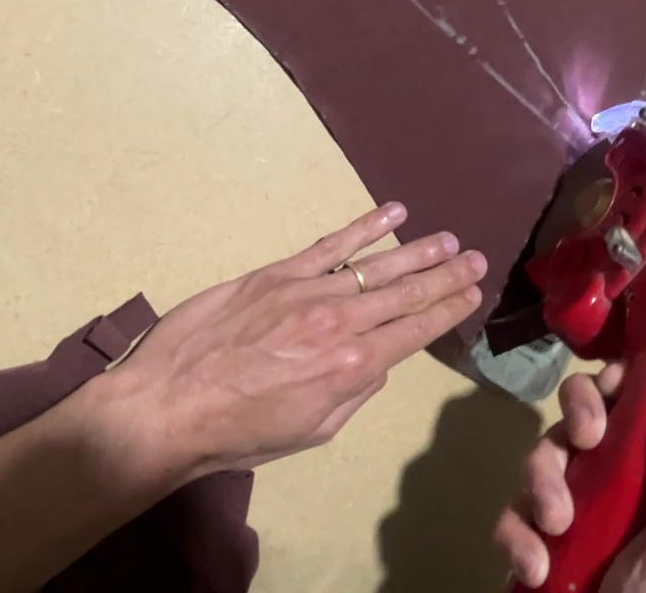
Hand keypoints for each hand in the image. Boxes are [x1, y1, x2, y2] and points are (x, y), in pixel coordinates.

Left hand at [102, 202, 485, 476]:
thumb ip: (354, 395)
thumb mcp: (311, 433)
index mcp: (352, 368)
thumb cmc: (240, 433)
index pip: (414, 331)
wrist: (169, 405)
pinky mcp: (278, 272)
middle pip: (404, 294)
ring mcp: (309, 291)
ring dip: (417, 251)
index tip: (472, 292)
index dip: (448, 310)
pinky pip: (330, 245)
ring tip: (448, 239)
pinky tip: (393, 213)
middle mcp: (340, 323)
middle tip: (476, 258)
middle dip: (445, 276)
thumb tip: (379, 363)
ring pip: (376, 266)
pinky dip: (364, 227)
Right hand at [494, 367, 645, 592]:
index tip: (612, 379)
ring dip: (541, 480)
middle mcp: (624, 494)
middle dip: (577, 416)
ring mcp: (581, 525)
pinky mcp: (544, 556)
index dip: (626, 382)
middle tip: (586, 437)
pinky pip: (516, 520)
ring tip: (552, 525)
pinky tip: (532, 569)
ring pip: (546, 461)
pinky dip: (516, 535)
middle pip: (588, 419)